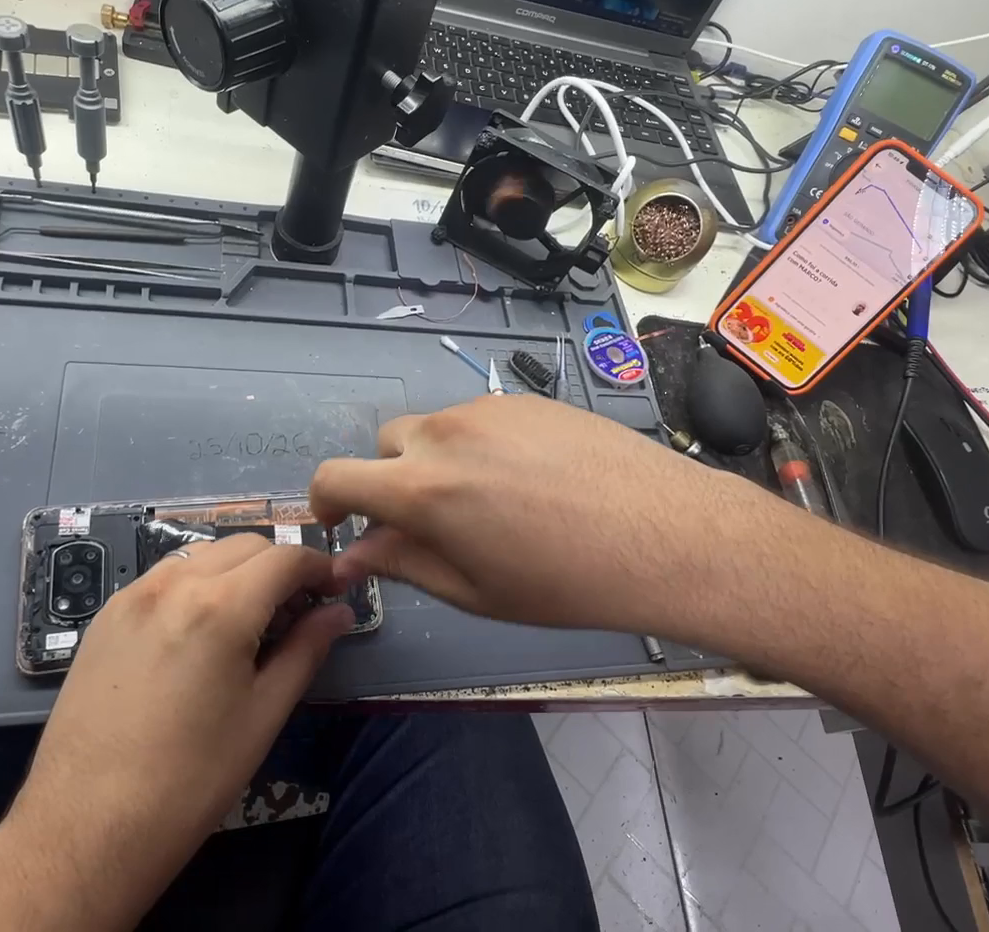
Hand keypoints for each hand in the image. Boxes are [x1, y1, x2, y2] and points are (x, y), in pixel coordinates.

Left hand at [0, 534, 355, 928]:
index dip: (321, 567)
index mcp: (220, 606)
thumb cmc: (191, 779)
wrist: (86, 826)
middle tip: (299, 611)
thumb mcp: (263, 713)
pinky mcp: (105, 616)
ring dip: (238, 571)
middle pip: (245, 546)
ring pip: (203, 555)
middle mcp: (173, 583)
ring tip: (250, 621)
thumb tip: (339, 612)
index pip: (286, 558)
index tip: (338, 590)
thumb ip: (306, 650)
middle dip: (281, 567)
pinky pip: (165, 577)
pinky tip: (200, 632)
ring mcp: (132, 596)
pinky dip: (197, 585)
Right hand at [310, 395, 731, 635]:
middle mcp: (444, 434)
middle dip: (391, 478)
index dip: (325, 500)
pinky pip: (480, 419)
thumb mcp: (473, 590)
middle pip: (387, 444)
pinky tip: (531, 478)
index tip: (338, 520)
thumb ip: (403, 563)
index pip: (337, 476)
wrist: (663, 533)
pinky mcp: (527, 399)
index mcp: (420, 487)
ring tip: (493, 502)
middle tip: (433, 519)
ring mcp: (488, 409)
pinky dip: (480, 445)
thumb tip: (353, 553)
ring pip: (436, 428)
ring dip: (438, 460)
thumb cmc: (564, 581)